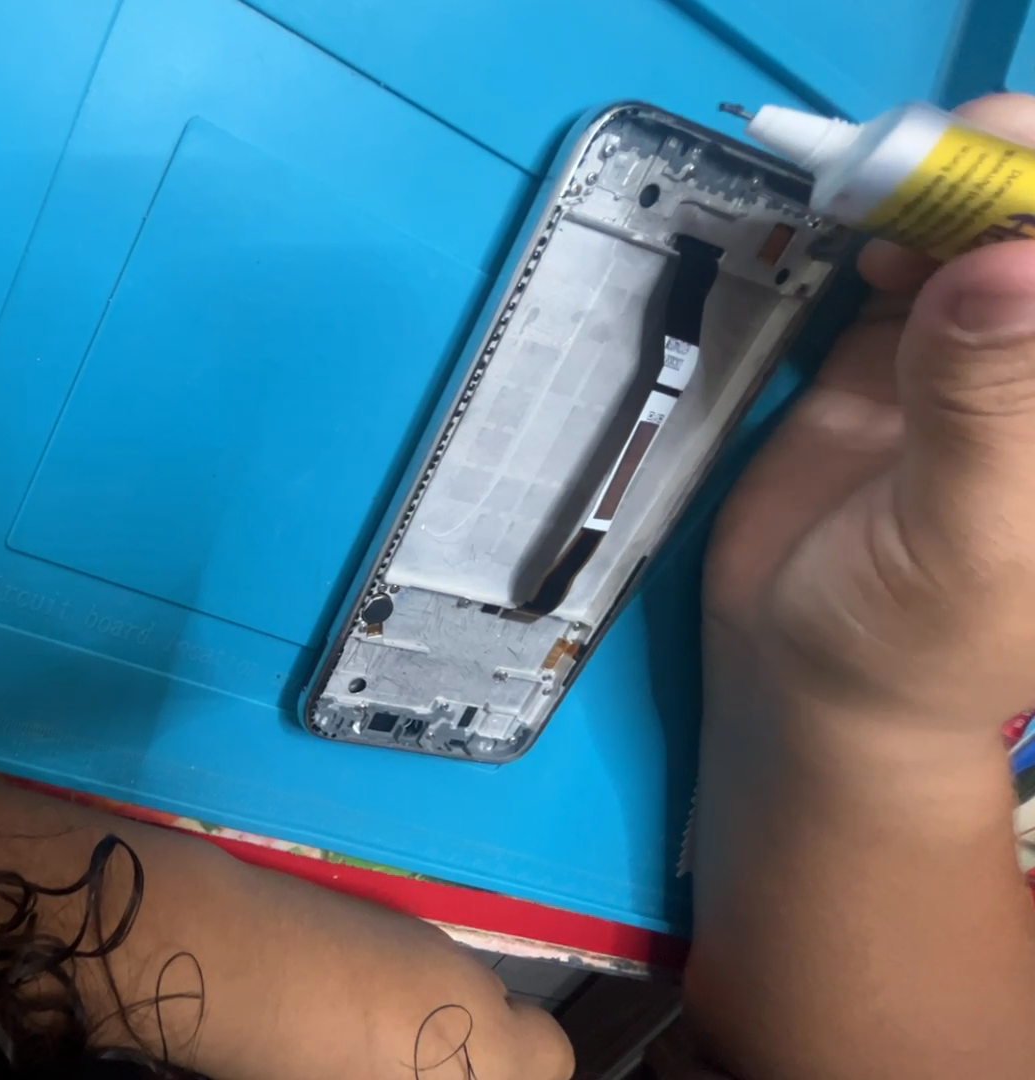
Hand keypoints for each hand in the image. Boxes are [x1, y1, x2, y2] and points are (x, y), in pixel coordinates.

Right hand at [706, 94, 1034, 730]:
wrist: (802, 667)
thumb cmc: (914, 632)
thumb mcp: (967, 533)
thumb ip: (989, 409)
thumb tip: (999, 266)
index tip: (1006, 161)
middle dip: (1014, 178)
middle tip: (937, 151)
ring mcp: (968, 362)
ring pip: (979, 246)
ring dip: (941, 201)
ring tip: (883, 184)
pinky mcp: (879, 369)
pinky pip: (889, 283)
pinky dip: (874, 246)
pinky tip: (857, 240)